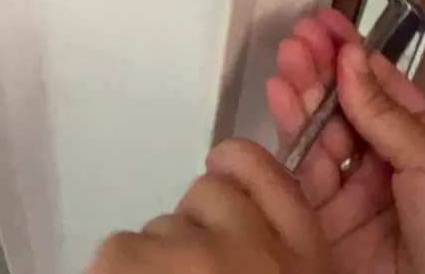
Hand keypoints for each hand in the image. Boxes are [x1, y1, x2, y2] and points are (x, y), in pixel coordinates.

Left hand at [87, 139, 334, 273]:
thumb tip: (256, 225)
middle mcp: (252, 245)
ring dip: (159, 255)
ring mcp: (192, 249)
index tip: (225, 161)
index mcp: (301, 259)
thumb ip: (278, 250)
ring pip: (163, 223)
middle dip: (196, 224)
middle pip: (209, 191)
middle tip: (195, 271)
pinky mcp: (131, 254)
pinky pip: (123, 244)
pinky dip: (123, 269)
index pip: (269, 172)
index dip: (243, 162)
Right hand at [266, 10, 424, 273]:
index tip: (328, 22)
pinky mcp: (327, 233)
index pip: (385, 92)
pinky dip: (289, 135)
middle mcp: (392, 173)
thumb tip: (350, 57)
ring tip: (288, 54)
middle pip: (349, 110)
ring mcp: (359, 203)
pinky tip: (280, 95)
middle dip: (325, 68)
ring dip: (304, 91)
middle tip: (301, 32)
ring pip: (322, 136)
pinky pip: (304, 177)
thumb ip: (385, 115)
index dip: (357, 55)